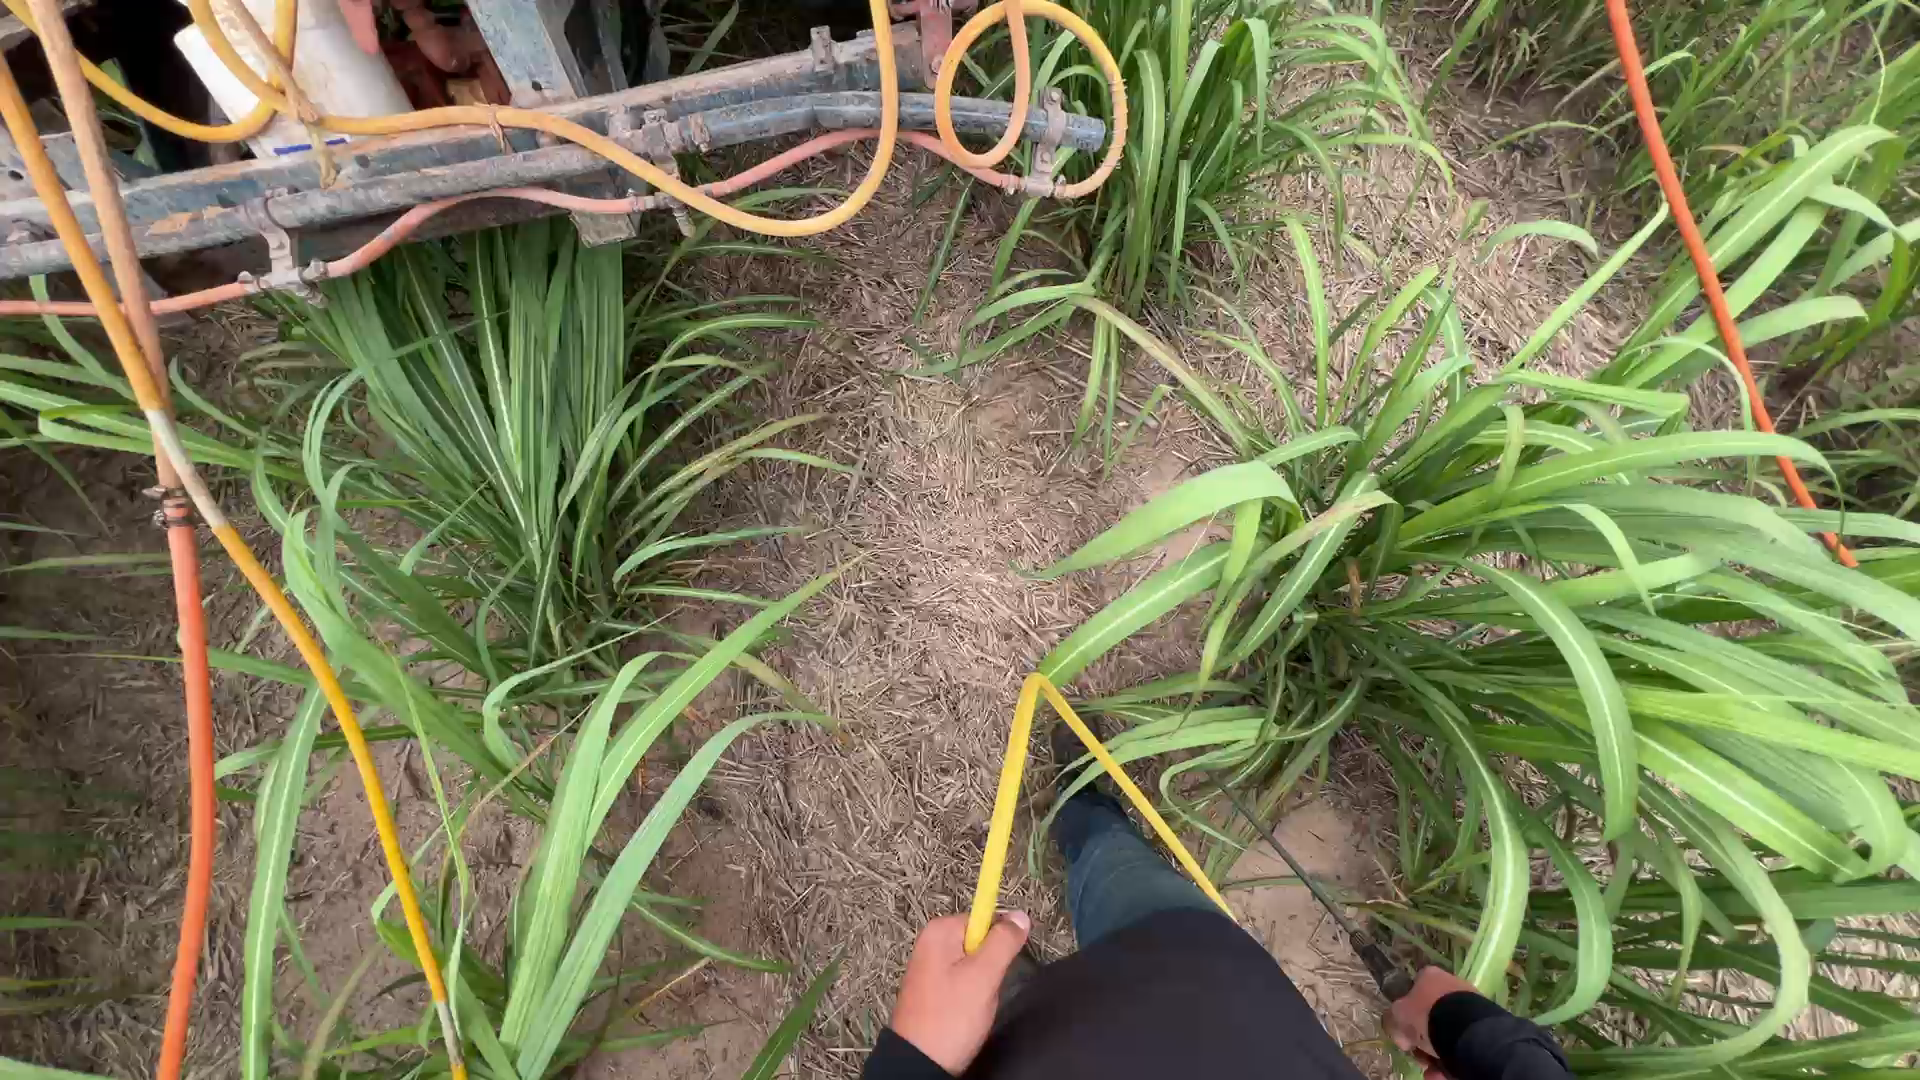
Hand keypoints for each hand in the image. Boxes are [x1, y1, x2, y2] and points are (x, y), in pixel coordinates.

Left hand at [889, 911, 1030, 1074]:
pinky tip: (964, 1015)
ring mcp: (929, 966)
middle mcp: (931, 942)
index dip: (998, 943)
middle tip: (983, 990)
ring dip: (981, 986)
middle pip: (979, 943)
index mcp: (940, 930)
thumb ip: (1003, 942)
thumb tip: (1020, 915)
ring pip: (973, 967)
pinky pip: (962, 983)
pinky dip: (969, 998)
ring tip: (972, 1007)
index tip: (999, 966)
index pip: (984, 919)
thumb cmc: (949, 1018)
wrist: (918, 1065)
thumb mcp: (983, 976)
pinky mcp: (931, 989)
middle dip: (990, 968)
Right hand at [1385, 966, 1479, 1079]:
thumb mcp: (1398, 1016)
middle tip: (1421, 1056)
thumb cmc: (1428, 1015)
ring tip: (1434, 1071)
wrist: (1469, 1032)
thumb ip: (1393, 1021)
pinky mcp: (1486, 1026)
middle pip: (1431, 1016)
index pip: (1413, 991)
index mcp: (1429, 975)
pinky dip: (1455, 1058)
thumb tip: (1400, 1036)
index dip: (1407, 1015)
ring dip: (1438, 1053)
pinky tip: (1447, 1072)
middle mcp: (1451, 986)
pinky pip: (1464, 1042)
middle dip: (1424, 1039)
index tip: (1406, 1034)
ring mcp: (1471, 1006)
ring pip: (1448, 1033)